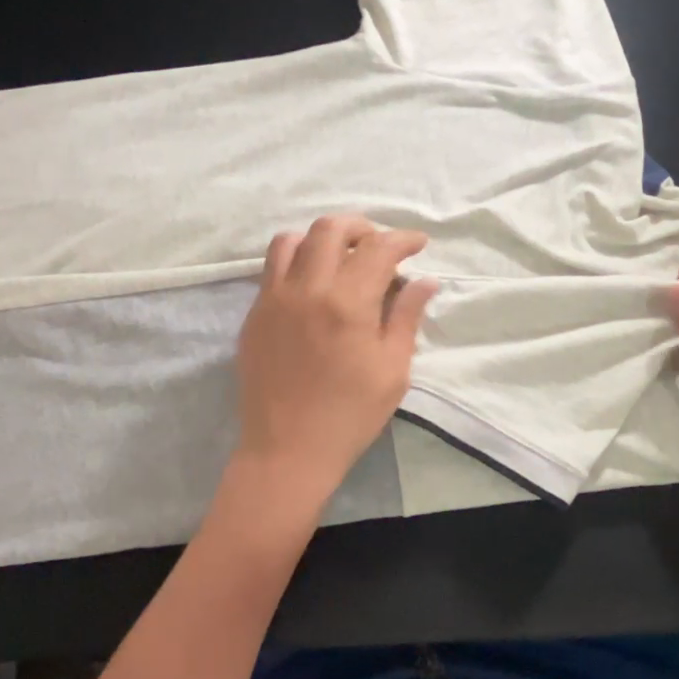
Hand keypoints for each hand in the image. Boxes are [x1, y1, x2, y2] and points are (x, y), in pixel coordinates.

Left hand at [235, 215, 437, 491]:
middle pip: (330, 229)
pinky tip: (312, 286)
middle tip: (380, 247)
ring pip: (292, 240)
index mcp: (347, 303)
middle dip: (361, 228)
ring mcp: (273, 300)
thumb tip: (424, 282)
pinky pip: (272, 270)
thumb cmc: (350, 416)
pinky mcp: (254, 316)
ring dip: (322, 239)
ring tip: (341, 259)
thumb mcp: (392, 371)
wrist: (287, 450)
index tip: (418, 244)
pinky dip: (296, 262)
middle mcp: (306, 289)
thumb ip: (406, 318)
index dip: (403, 239)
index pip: (378, 248)